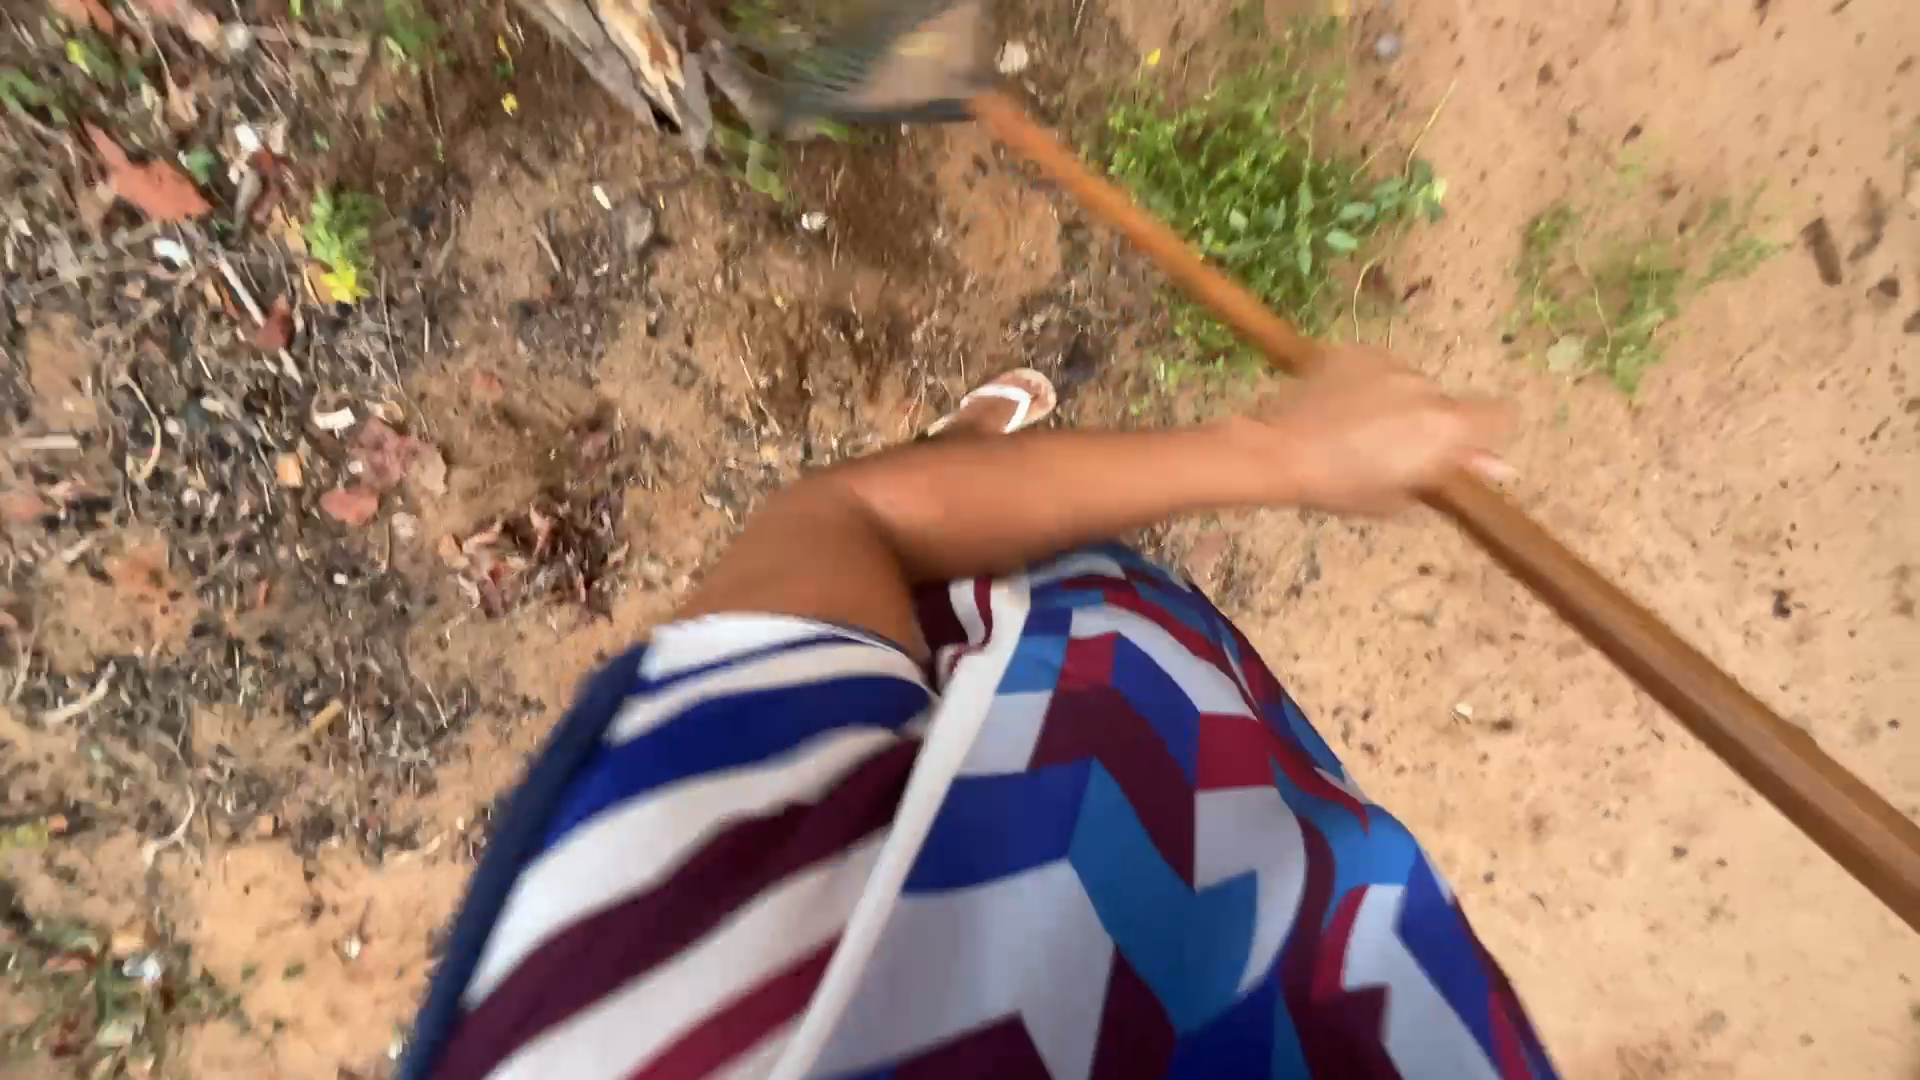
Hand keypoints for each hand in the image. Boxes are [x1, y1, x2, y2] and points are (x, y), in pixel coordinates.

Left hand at [1216, 347, 1513, 514]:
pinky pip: (1375, 369)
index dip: (1481, 433)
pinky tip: (1337, 408)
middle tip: (1387, 447)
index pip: (1500, 416)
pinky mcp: (1356, 352)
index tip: (1456, 449)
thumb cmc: (1337, 485)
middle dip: (1427, 422)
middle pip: (1445, 402)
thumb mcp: (1397, 496)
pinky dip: (1364, 384)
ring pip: (1408, 385)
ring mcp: (1391, 365)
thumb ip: (1450, 475)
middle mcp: (1428, 388)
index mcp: (1448, 427)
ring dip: (1394, 402)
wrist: (1279, 451)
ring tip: (1353, 428)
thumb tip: (1500, 467)